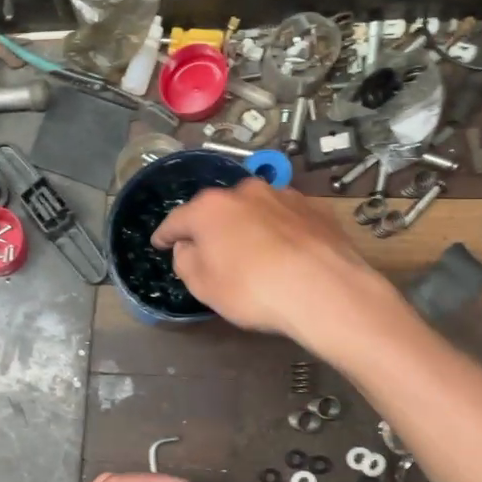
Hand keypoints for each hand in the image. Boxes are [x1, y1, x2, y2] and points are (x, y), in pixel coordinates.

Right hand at [150, 180, 395, 341]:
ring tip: (249, 253)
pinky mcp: (314, 208)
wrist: (322, 289)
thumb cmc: (251, 289)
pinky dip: (276, 231)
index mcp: (209, 208)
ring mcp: (283, 196)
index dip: (165, 235)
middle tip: (208, 252)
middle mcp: (245, 192)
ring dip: (245, 227)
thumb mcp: (202, 285)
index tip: (159, 243)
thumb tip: (188, 247)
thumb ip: (185, 260)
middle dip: (210, 228)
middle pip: (217, 210)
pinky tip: (281, 254)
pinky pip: (284, 219)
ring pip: (253, 210)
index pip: (176, 220)